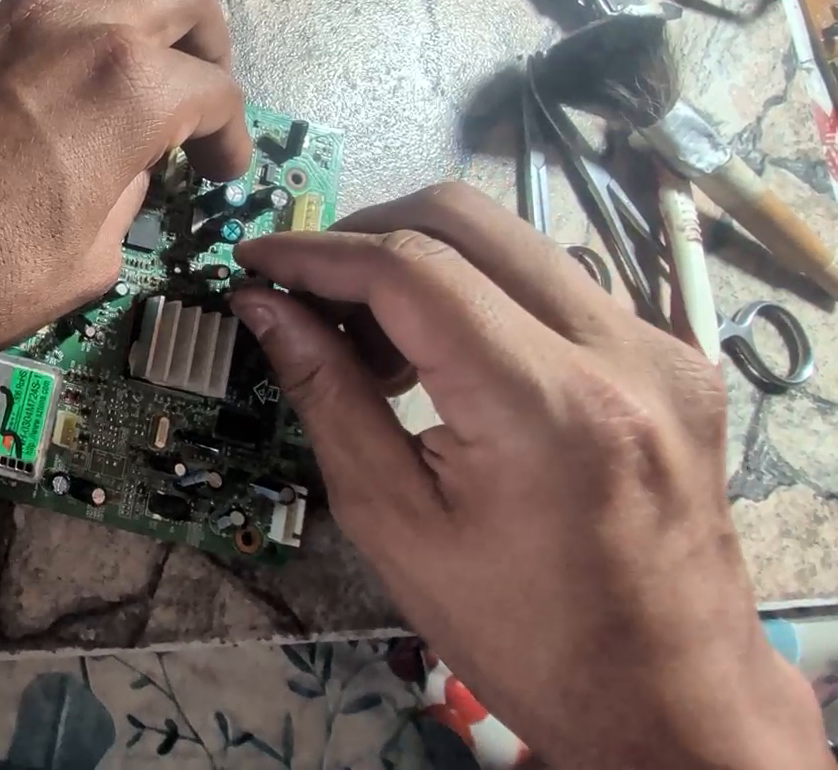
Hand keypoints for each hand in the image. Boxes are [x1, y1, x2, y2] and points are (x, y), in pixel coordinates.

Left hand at [0, 0, 248, 455]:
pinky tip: (59, 87)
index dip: (231, 135)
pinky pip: (41, 3)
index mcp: (128, 85)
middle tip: (199, 105)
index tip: (222, 171)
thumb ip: (125, 195)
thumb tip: (127, 162)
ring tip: (134, 81)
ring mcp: (8, 18)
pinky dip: (75, 29)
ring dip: (139, 20)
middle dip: (208, 46)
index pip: (213, 89)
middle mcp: (75, 25)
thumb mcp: (82, 260)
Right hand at [230, 183, 827, 769]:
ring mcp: (655, 347)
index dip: (313, 253)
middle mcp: (620, 351)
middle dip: (357, 235)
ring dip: (405, 261)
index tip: (250, 262)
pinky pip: (536, 277)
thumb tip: (260, 304)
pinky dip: (457, 288)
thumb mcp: (386, 512)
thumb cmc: (512, 624)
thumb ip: (323, 389)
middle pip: (460, 218)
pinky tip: (424, 354)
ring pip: (501, 236)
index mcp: (546, 405)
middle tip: (301, 291)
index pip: (409, 271)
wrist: (672, 703)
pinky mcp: (661, 357)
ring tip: (358, 336)